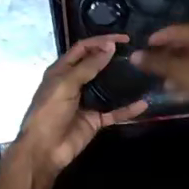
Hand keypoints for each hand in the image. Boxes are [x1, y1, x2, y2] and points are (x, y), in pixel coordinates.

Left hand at [10, 35, 146, 179]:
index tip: (124, 38)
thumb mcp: (66, 85)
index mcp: (62, 71)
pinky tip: (144, 104)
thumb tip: (110, 47)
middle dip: (115, 57)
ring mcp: (87, 101)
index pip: (84, 48)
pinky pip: (115, 112)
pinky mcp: (96, 119)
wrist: (44, 150)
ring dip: (123, 81)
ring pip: (109, 87)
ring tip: (142, 72)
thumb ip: (88, 66)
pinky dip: (129, 109)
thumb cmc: (49, 112)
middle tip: (137, 53)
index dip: (102, 40)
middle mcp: (76, 83)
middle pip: (98, 65)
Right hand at [131, 21, 188, 126]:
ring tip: (163, 81)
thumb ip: (157, 63)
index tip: (141, 51)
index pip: (174, 30)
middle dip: (167, 57)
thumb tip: (134, 56)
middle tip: (151, 68)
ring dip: (177, 67)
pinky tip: (179, 86)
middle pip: (184, 42)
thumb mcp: (182, 73)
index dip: (156, 40)